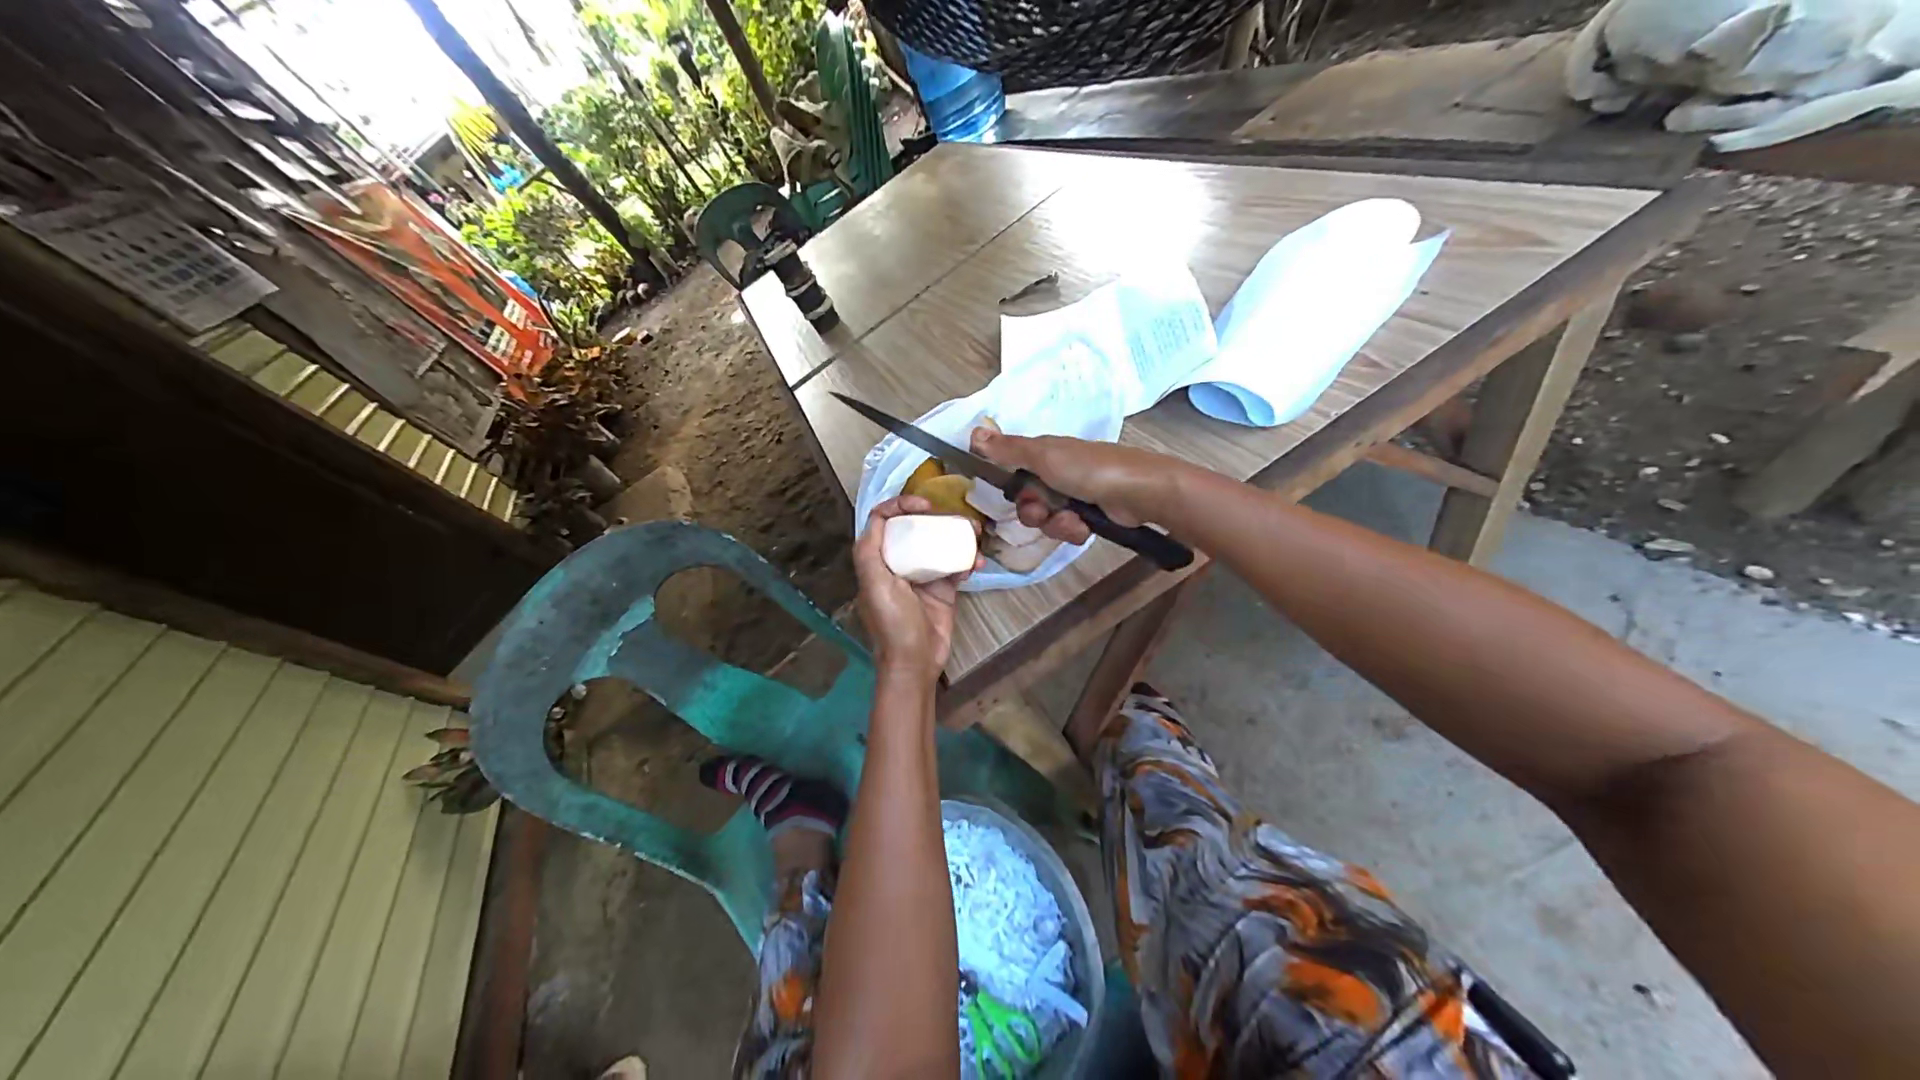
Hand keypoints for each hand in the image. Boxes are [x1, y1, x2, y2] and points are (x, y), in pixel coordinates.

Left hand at [853, 495, 981, 681]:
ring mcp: (923, 575)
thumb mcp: (874, 586)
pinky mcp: (943, 589)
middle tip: (958, 518)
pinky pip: (956, 566)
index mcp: (877, 560)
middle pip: (916, 528)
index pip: (885, 520)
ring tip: (976, 534)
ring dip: (958, 536)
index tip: (925, 505)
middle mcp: (898, 563)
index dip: (902, 505)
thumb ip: (870, 551)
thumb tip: (878, 517)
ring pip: (939, 544)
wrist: (915, 662)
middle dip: (938, 517)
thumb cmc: (892, 624)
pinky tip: (977, 563)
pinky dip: (967, 561)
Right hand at [970, 429, 1187, 545]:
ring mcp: (1075, 495)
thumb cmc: (1089, 469)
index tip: (1013, 494)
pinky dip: (1073, 530)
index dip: (1012, 488)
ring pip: (1047, 519)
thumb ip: (1008, 450)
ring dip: (1055, 524)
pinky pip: (1067, 529)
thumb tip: (973, 432)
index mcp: (1046, 454)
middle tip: (1046, 510)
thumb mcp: (1043, 456)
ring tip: (1073, 519)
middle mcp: (1058, 473)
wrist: (1139, 491)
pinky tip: (1085, 526)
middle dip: (1034, 511)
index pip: (1014, 473)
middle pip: (1028, 501)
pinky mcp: (1090, 516)